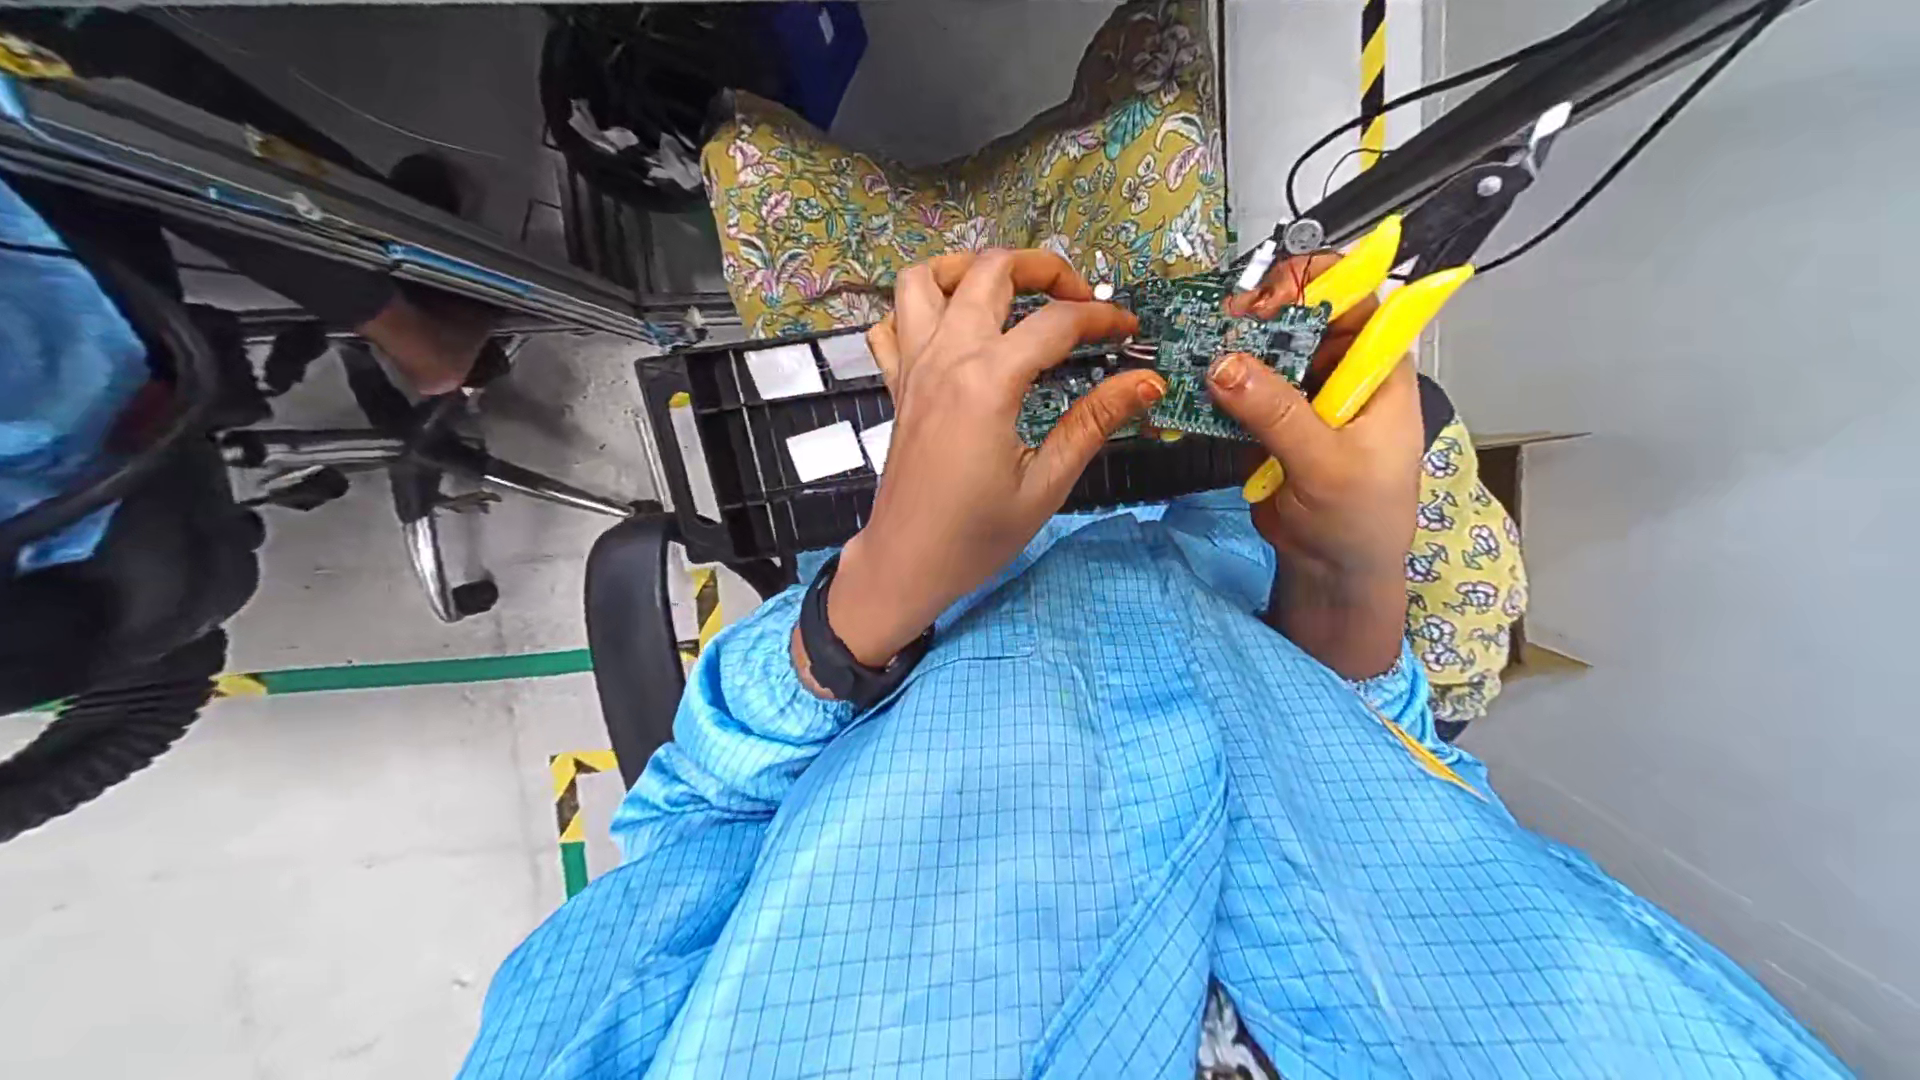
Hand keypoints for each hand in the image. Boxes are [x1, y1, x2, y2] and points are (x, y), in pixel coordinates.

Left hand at [799, 249, 1164, 676]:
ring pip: (925, 280)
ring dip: (969, 270)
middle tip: (1076, 299)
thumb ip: (1092, 424)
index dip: (1100, 318)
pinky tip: (951, 331)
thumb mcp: (1045, 486)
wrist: (906, 563)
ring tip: (1007, 294)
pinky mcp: (897, 385)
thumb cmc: (975, 537)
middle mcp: (944, 358)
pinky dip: (918, 310)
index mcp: (986, 383)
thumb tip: (1146, 382)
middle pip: (989, 271)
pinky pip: (891, 324)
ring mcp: (912, 368)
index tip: (1128, 328)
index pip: (1054, 322)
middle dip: (1042, 267)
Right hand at [1209, 255, 1421, 677]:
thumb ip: (1278, 413)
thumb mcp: (1325, 462)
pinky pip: (1240, 393)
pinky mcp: (1267, 425)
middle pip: (1301, 322)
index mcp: (1376, 373)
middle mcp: (1339, 377)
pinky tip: (1192, 385)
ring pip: (1265, 356)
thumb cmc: (1357, 519)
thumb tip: (1223, 365)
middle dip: (1262, 316)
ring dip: (1232, 351)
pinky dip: (1216, 387)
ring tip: (1197, 351)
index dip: (1318, 286)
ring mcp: (1299, 401)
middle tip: (1221, 326)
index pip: (1357, 302)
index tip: (1269, 297)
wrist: (1331, 570)